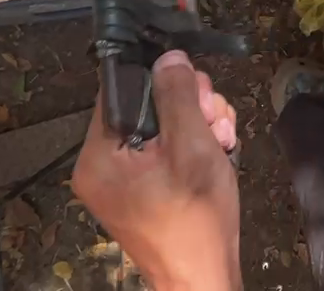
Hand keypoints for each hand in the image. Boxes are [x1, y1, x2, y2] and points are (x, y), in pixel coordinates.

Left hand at [73, 50, 240, 290]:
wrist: (205, 279)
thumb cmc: (195, 216)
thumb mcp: (192, 147)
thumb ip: (179, 97)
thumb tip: (169, 54)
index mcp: (100, 155)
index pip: (121, 86)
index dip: (161, 72)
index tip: (195, 77)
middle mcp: (105, 161)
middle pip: (151, 100)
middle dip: (192, 102)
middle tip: (215, 120)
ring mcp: (128, 174)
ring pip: (169, 117)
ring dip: (204, 120)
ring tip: (223, 142)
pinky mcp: (149, 182)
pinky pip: (173, 140)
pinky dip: (201, 139)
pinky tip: (220, 151)